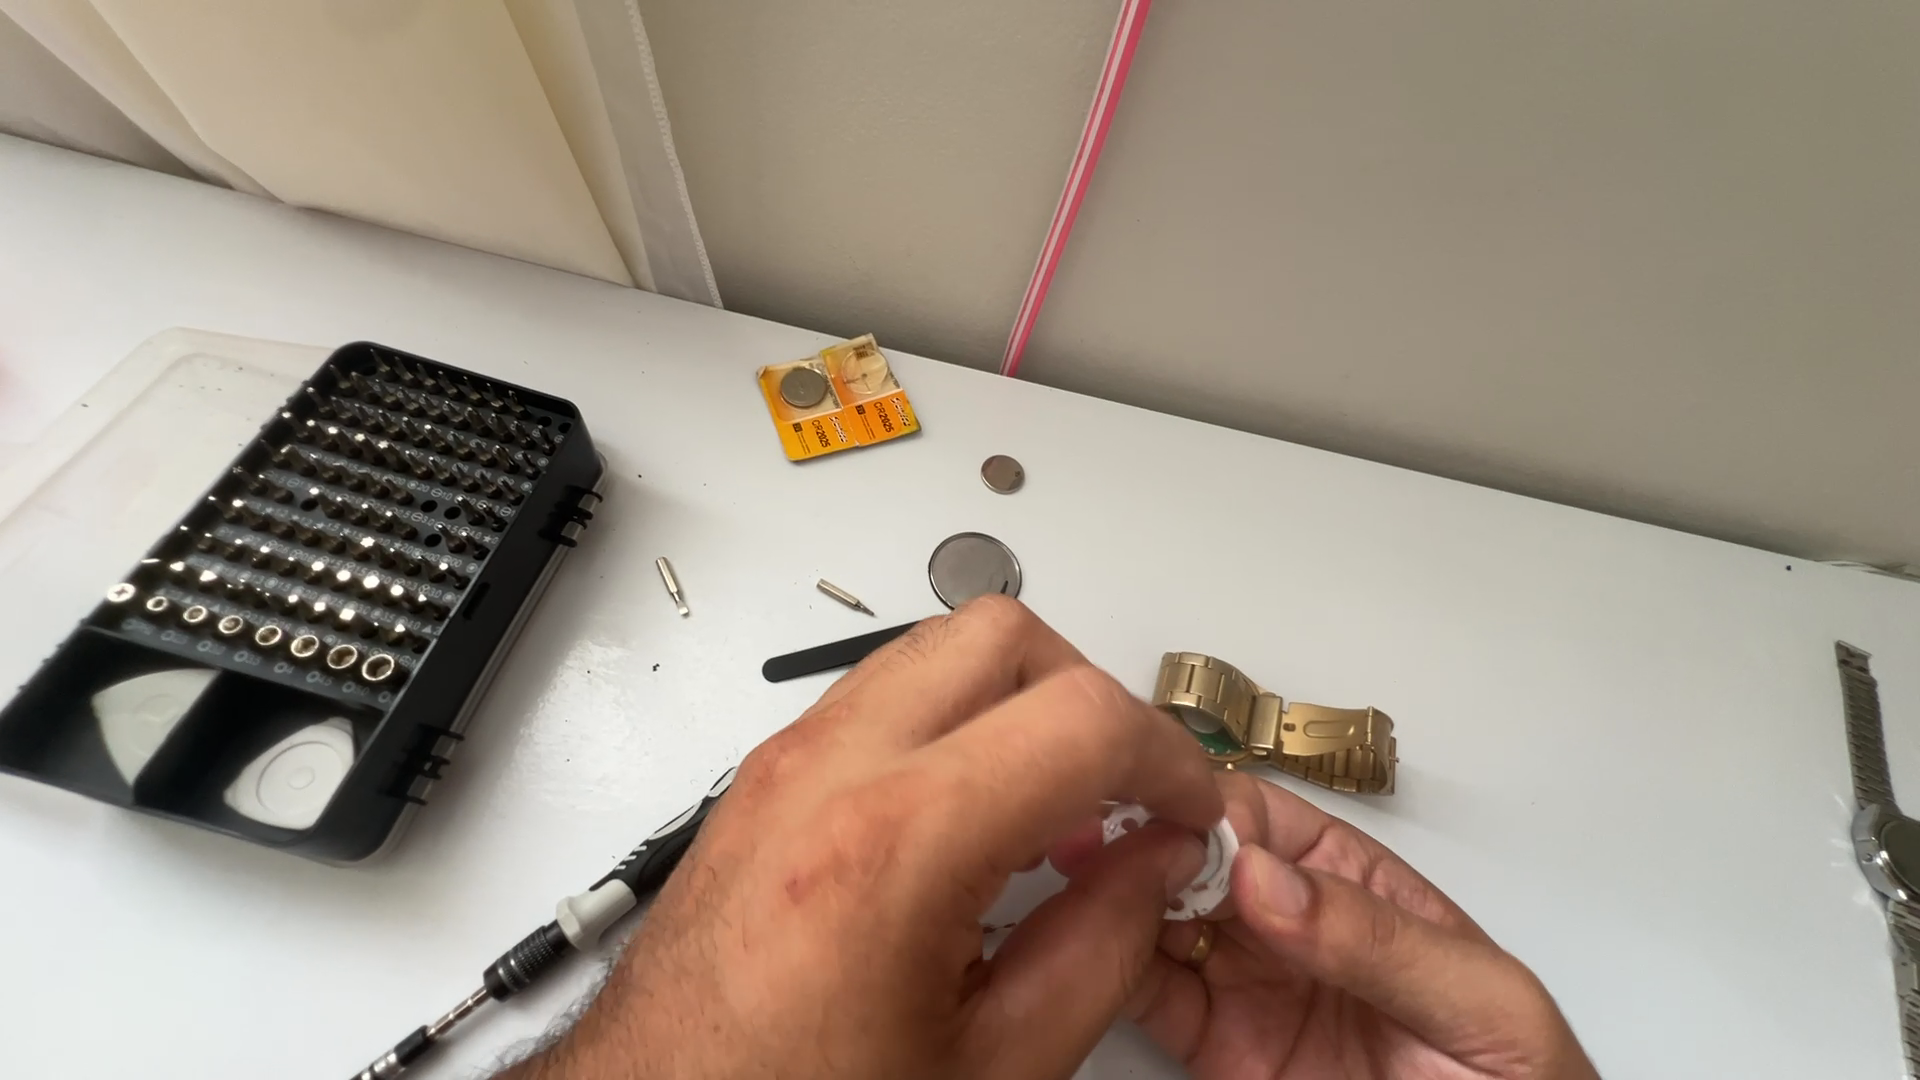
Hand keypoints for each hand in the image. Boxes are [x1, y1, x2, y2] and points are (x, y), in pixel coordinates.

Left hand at [509, 596, 1223, 1079]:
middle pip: (1001, 633)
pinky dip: (961, 714)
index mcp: (890, 847)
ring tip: (1052, 794)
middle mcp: (830, 766)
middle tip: (1121, 780)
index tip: (1186, 802)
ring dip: (1022, 695)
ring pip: (944, 643)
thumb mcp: (991, 1069)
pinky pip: (892, 685)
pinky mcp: (774, 760)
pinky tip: (977, 802)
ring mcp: (792, 751)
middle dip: (1090, 690)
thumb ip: (1101, 946)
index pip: (1075, 718)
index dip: (1165, 753)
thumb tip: (1154, 856)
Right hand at [1054, 770, 1597, 1078]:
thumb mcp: (1482, 1005)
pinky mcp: (1210, 1042)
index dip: (1203, 807)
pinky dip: (1108, 963)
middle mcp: (1278, 915)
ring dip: (1113, 893)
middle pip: (1192, 855)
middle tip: (1081, 838)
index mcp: (1342, 878)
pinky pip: (1147, 991)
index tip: (1153, 816)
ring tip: (1070, 880)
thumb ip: (1376, 937)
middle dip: (1139, 840)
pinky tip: (1083, 946)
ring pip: (1156, 914)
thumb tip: (1254, 873)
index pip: (1257, 815)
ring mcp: (1239, 976)